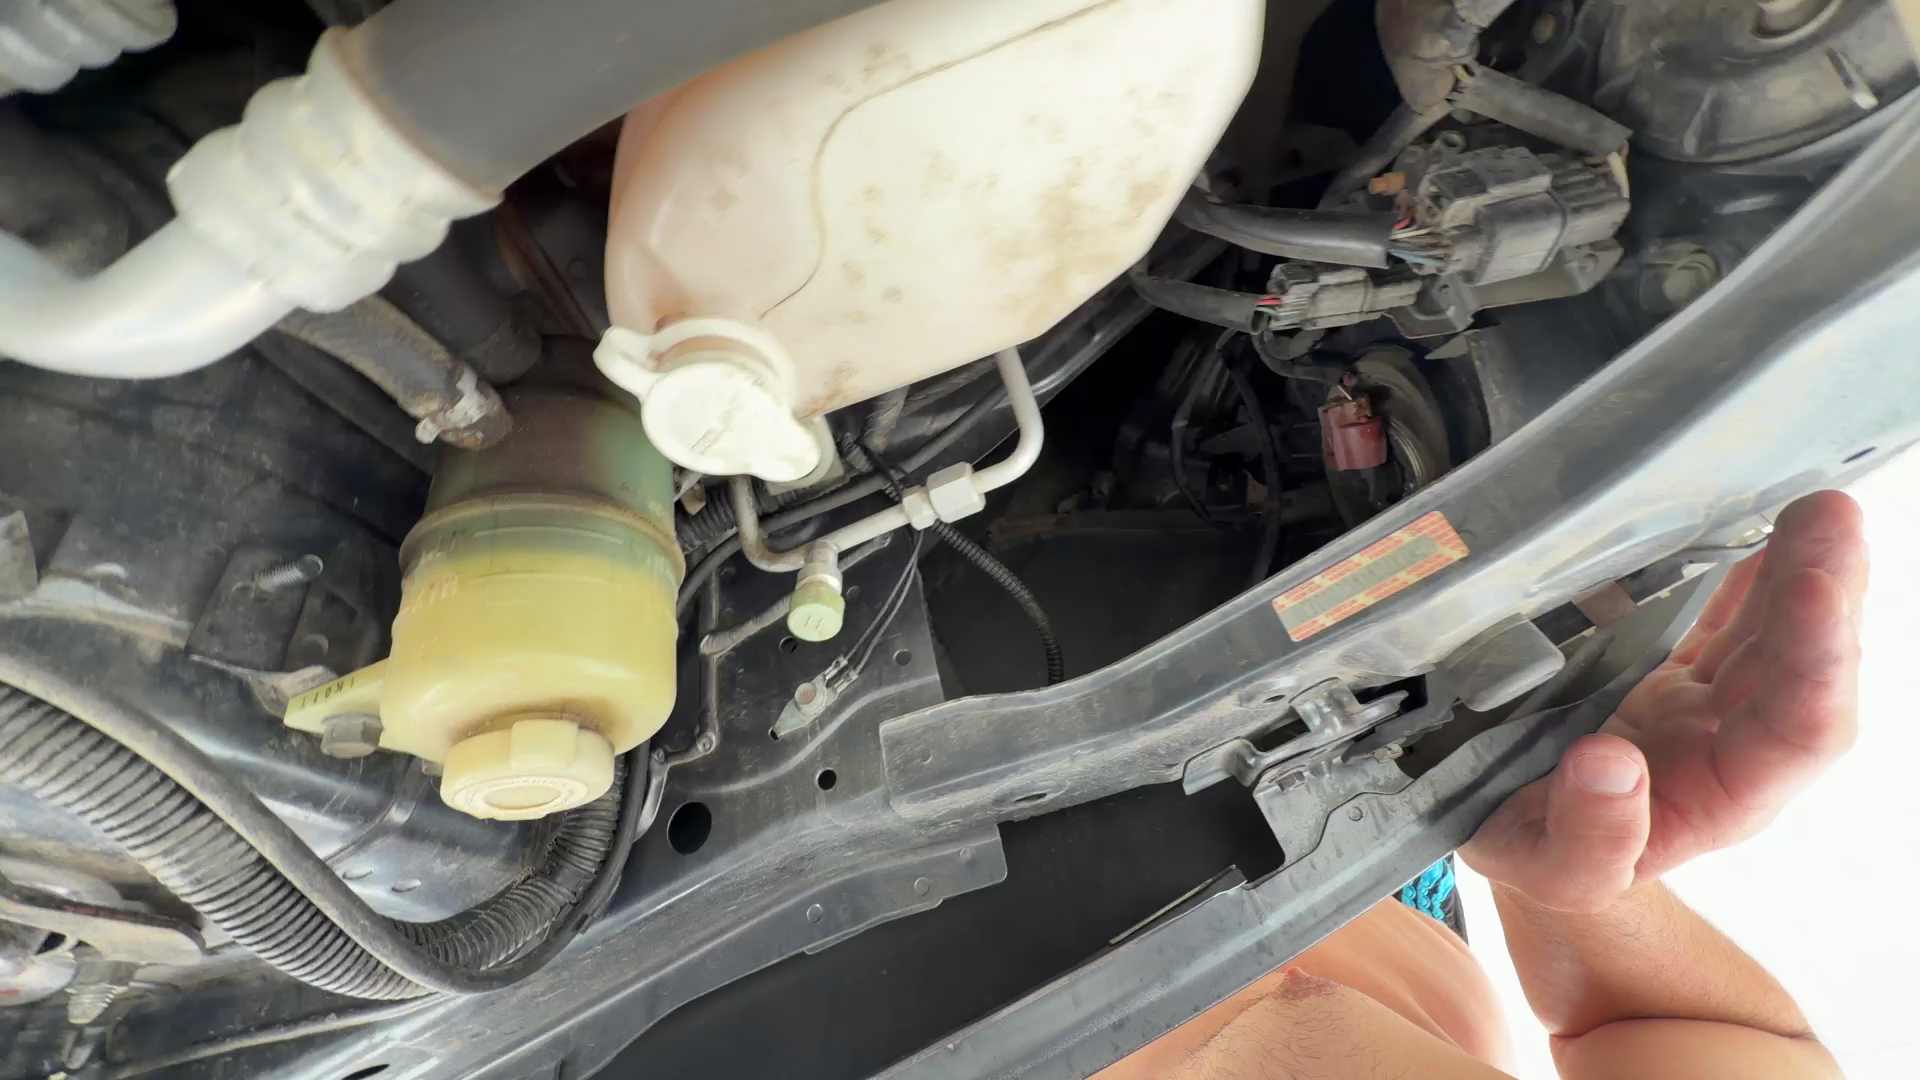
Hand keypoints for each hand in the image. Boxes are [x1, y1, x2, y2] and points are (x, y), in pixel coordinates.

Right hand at [1462, 491, 1866, 910]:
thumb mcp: (1555, 867)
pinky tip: (1750, 539)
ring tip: (1809, 509)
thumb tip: (1611, 760)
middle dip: (1823, 589)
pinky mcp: (1656, 681)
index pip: (1800, 722)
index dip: (1816, 651)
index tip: (1814, 575)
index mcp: (1720, 793)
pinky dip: (1736, 583)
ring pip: (1764, 637)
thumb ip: (1591, 831)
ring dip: (1792, 573)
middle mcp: (1725, 742)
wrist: (1520, 838)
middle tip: (1827, 513)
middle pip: (1800, 666)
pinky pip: (1711, 628)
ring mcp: (1696, 707)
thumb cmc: (1540, 858)